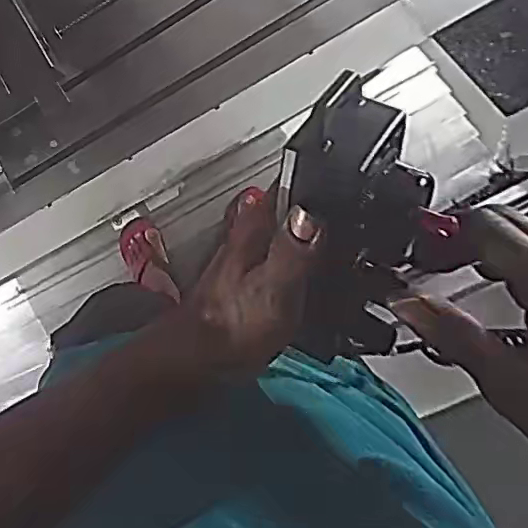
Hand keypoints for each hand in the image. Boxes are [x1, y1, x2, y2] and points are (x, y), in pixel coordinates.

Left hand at [178, 187, 321, 374]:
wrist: (198, 362)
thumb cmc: (233, 325)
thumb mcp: (275, 288)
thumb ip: (293, 250)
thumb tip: (309, 214)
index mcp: (251, 234)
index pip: (279, 191)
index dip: (304, 177)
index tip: (326, 165)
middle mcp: (242, 243)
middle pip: (275, 210)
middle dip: (301, 203)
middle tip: (329, 196)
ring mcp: (241, 265)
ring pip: (273, 235)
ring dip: (295, 230)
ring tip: (323, 230)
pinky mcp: (243, 289)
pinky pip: (273, 262)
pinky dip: (290, 260)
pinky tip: (303, 274)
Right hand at [392, 205, 527, 527]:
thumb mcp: (518, 394)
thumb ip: (454, 336)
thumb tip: (409, 304)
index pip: (492, 228)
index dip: (448, 234)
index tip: (430, 251)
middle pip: (524, 225)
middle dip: (476, 238)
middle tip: (448, 264)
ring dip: (514, 255)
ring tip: (493, 292)